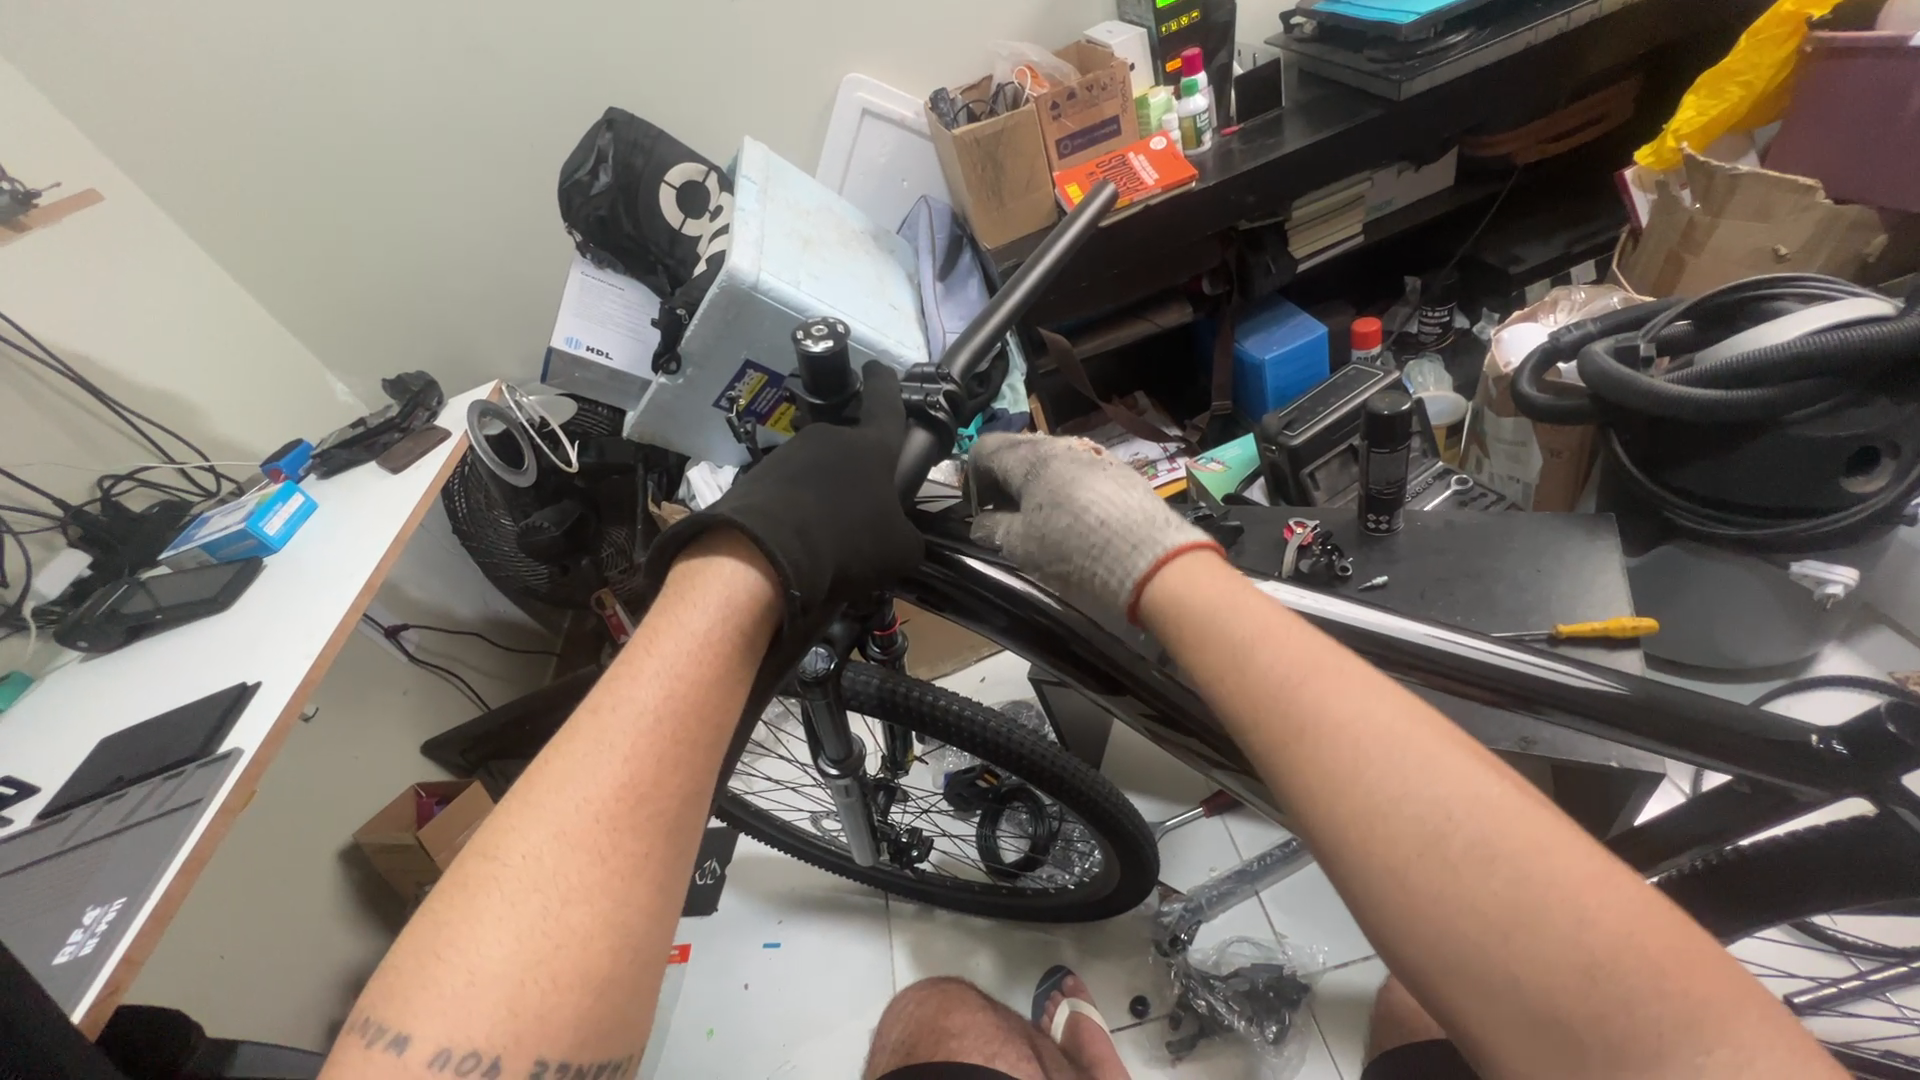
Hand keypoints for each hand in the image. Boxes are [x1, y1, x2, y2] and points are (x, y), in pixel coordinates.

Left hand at [639, 362, 923, 634]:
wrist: (765, 551)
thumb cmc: (847, 539)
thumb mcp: (898, 550)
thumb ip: (908, 538)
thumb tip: (903, 540)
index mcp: (870, 447)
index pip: (884, 403)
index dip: (885, 384)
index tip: (880, 368)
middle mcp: (828, 439)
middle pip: (848, 449)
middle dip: (855, 473)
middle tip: (861, 509)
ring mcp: (788, 455)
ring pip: (815, 473)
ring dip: (823, 496)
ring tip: (826, 536)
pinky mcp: (756, 478)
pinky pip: (785, 493)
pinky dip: (794, 513)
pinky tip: (797, 543)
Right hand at [969, 434, 1222, 624]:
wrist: (1152, 561)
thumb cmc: (1074, 551)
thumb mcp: (1021, 547)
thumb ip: (992, 529)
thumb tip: (980, 522)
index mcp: (1030, 458)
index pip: (985, 448)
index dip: (971, 478)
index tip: (976, 510)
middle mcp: (1061, 447)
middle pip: (1019, 451)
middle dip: (1004, 481)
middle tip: (1004, 517)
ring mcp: (1094, 456)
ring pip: (1051, 461)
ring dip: (1036, 485)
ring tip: (1040, 521)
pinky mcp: (1121, 473)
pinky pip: (1080, 473)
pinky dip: (1066, 490)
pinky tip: (1075, 521)